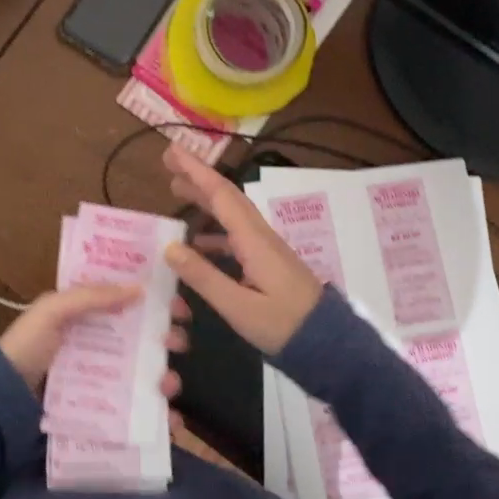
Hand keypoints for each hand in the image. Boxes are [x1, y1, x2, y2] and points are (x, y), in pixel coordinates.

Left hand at [0, 285, 189, 401]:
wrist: (1, 402)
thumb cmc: (26, 348)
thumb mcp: (52, 311)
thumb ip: (91, 296)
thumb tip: (140, 288)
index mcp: (88, 316)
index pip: (130, 304)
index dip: (157, 302)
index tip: (178, 306)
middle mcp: (101, 346)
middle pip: (146, 340)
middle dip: (168, 339)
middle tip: (175, 342)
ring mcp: (105, 381)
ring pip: (148, 376)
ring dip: (168, 378)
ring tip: (167, 385)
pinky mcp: (106, 412)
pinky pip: (140, 413)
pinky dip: (162, 418)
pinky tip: (172, 421)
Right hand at [161, 142, 322, 354]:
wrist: (328, 346)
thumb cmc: (283, 325)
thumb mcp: (237, 306)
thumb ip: (203, 276)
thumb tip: (170, 247)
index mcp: (254, 241)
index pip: (222, 196)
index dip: (196, 172)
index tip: (173, 151)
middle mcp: (260, 238)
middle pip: (228, 198)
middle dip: (199, 179)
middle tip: (169, 165)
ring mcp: (266, 251)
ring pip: (232, 216)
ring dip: (205, 202)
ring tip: (178, 194)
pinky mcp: (268, 266)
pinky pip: (236, 237)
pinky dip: (214, 232)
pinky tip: (198, 244)